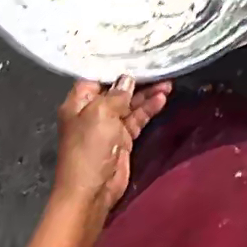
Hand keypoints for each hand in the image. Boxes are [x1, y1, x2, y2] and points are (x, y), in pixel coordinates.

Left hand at [51, 76, 171, 215]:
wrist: (91, 192)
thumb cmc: (88, 148)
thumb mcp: (100, 114)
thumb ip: (116, 95)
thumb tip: (127, 79)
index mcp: (78, 101)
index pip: (97, 76)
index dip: (115, 67)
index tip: (135, 54)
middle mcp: (92, 110)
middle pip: (116, 89)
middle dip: (135, 79)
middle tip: (157, 66)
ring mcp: (108, 125)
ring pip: (129, 104)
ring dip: (146, 94)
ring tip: (167, 82)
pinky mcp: (123, 139)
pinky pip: (137, 119)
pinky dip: (148, 109)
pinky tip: (162, 99)